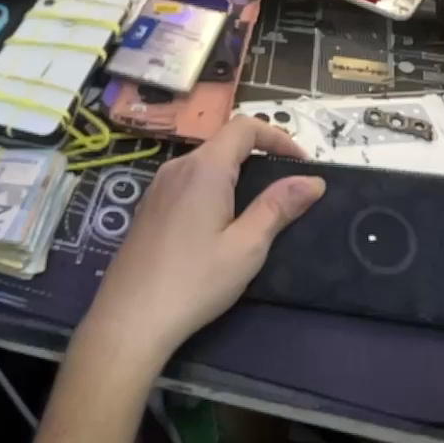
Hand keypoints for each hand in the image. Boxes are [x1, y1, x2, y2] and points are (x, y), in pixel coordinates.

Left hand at [82, 118, 325, 363]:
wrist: (131, 315)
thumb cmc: (195, 281)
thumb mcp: (246, 247)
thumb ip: (278, 207)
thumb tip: (312, 180)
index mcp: (204, 168)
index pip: (244, 126)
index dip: (276, 136)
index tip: (302, 163)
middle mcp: (178, 166)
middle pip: (223, 142)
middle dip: (259, 155)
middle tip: (287, 187)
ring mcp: (159, 184)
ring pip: (205, 162)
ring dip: (235, 172)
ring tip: (259, 206)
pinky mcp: (150, 204)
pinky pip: (188, 180)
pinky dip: (213, 186)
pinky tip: (221, 221)